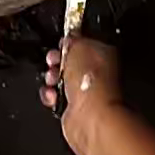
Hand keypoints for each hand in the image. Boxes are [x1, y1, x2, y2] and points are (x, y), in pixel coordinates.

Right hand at [40, 35, 126, 154]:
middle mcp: (98, 75)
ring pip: (61, 78)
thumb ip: (73, 38)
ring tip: (52, 79)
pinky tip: (53, 95)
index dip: (70, 42)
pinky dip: (50, 95)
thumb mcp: (79, 45)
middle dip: (57, 60)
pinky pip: (56, 96)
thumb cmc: (91, 81)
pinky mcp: (75, 109)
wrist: (90, 117)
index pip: (84, 43)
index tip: (62, 44)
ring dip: (51, 77)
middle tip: (54, 61)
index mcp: (104, 56)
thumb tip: (70, 38)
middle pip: (70, 61)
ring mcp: (87, 93)